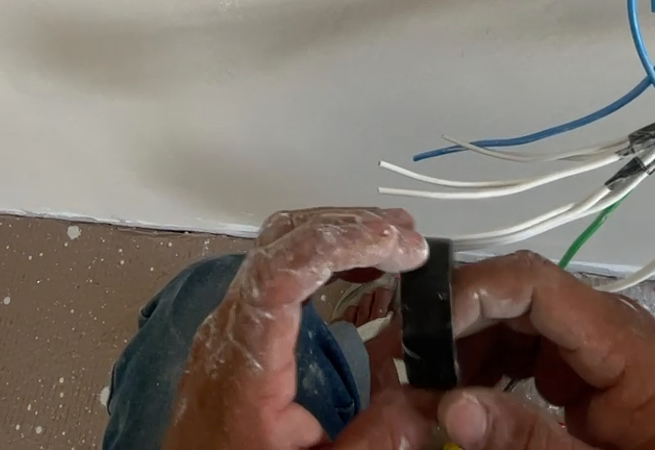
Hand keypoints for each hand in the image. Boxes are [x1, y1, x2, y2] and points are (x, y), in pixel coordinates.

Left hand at [163, 207, 435, 449]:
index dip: (338, 242)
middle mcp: (230, 327)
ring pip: (278, 244)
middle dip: (349, 227)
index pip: (279, 270)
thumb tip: (424, 403)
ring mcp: (233, 320)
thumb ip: (371, 443)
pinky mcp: (242, 325)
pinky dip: (323, 253)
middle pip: (281, 242)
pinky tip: (359, 267)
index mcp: (242, 363)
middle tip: (406, 236)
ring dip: (337, 232)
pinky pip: (278, 266)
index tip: (393, 241)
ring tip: (391, 240)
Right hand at [442, 252, 654, 449]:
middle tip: (405, 364)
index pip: (532, 282)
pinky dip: (486, 371)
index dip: (471, 292)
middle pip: (513, 297)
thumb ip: (531, 443)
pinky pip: (524, 354)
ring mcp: (596, 352)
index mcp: (624, 342)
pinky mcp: (588, 377)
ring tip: (425, 388)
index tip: (421, 331)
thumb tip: (451, 407)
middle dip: (455, 325)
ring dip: (464, 350)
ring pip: (510, 323)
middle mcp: (606, 330)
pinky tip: (462, 398)